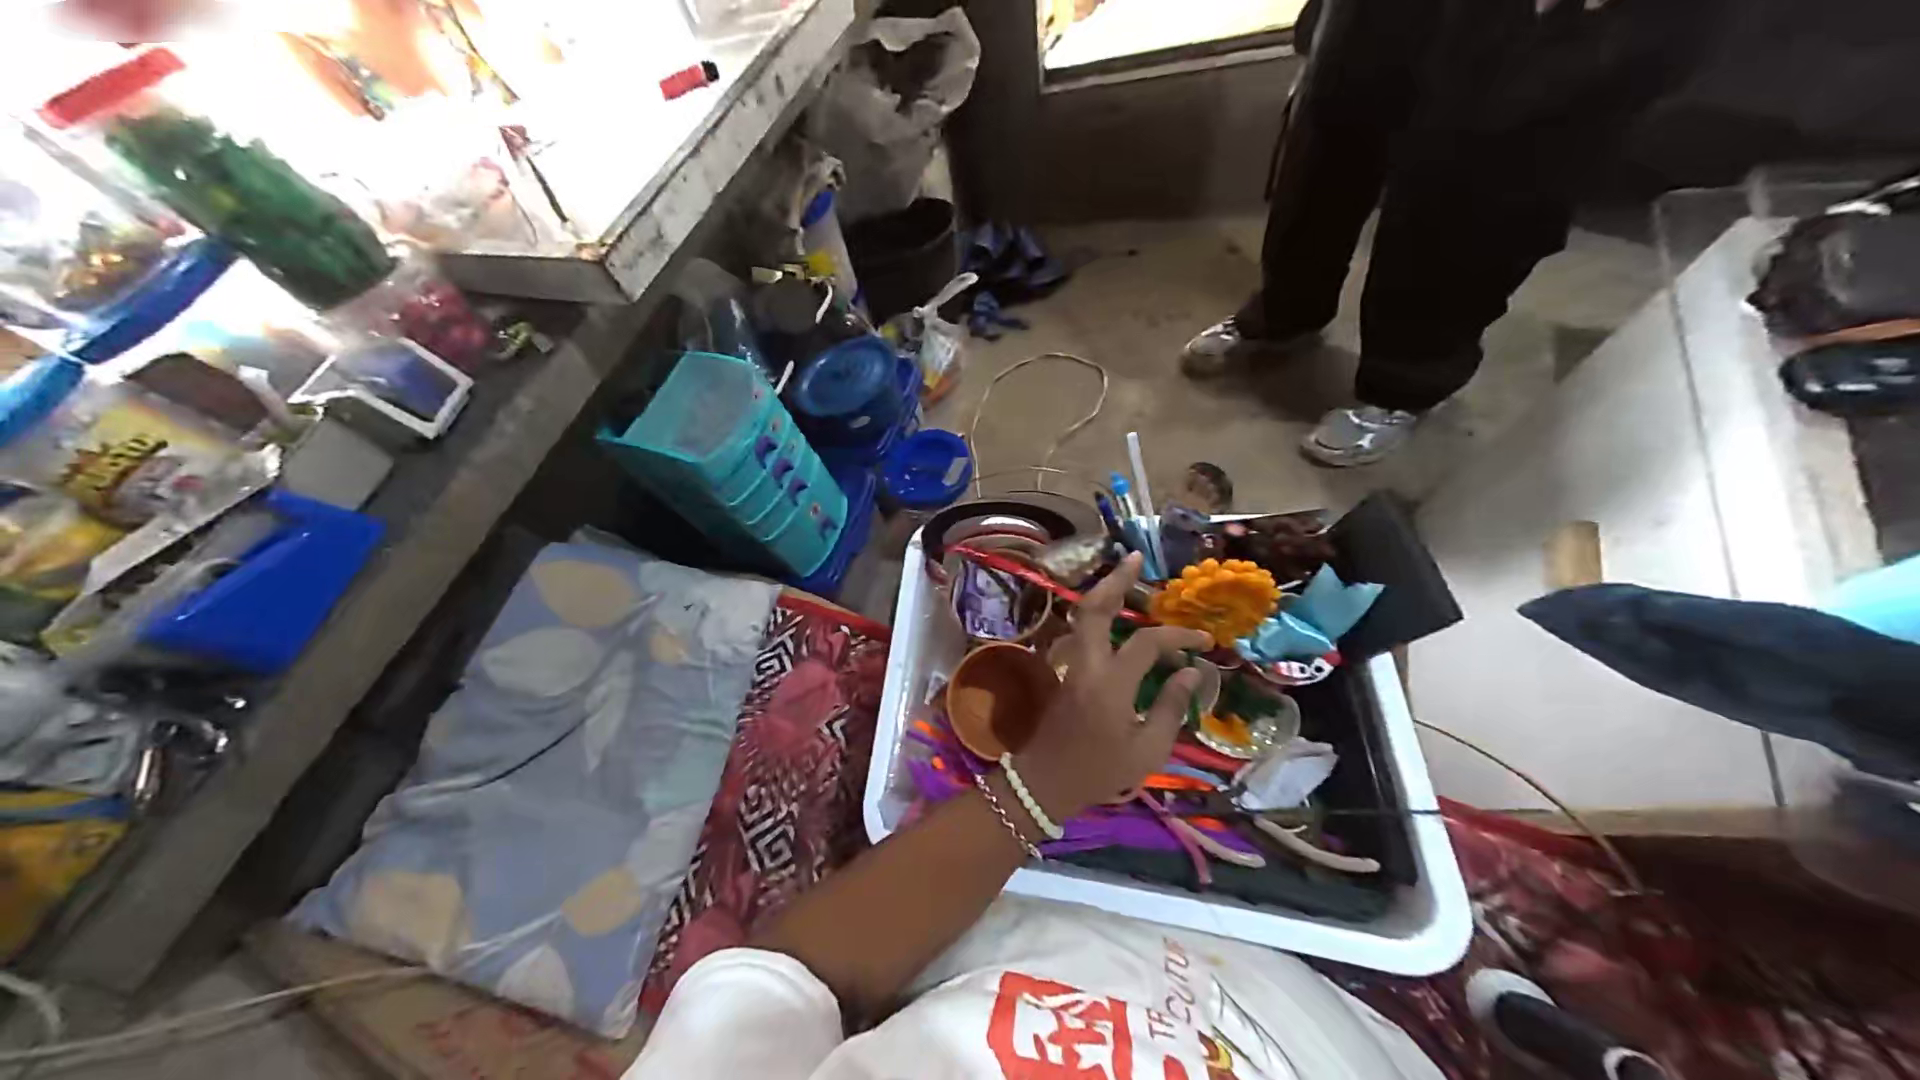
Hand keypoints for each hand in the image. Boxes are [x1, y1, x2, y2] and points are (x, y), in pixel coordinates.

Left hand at [1013, 552, 1213, 820]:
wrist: (1046, 783)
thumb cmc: (1100, 772)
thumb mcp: (1147, 750)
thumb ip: (1170, 707)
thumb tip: (1190, 672)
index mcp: (1110, 684)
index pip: (1148, 643)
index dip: (1179, 637)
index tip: (1204, 642)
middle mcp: (1086, 664)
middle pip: (1094, 608)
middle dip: (1115, 580)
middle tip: (1135, 558)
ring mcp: (1070, 664)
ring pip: (1081, 616)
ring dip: (1103, 592)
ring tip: (1125, 576)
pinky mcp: (1064, 671)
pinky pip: (1079, 631)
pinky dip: (1096, 614)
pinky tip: (1114, 613)